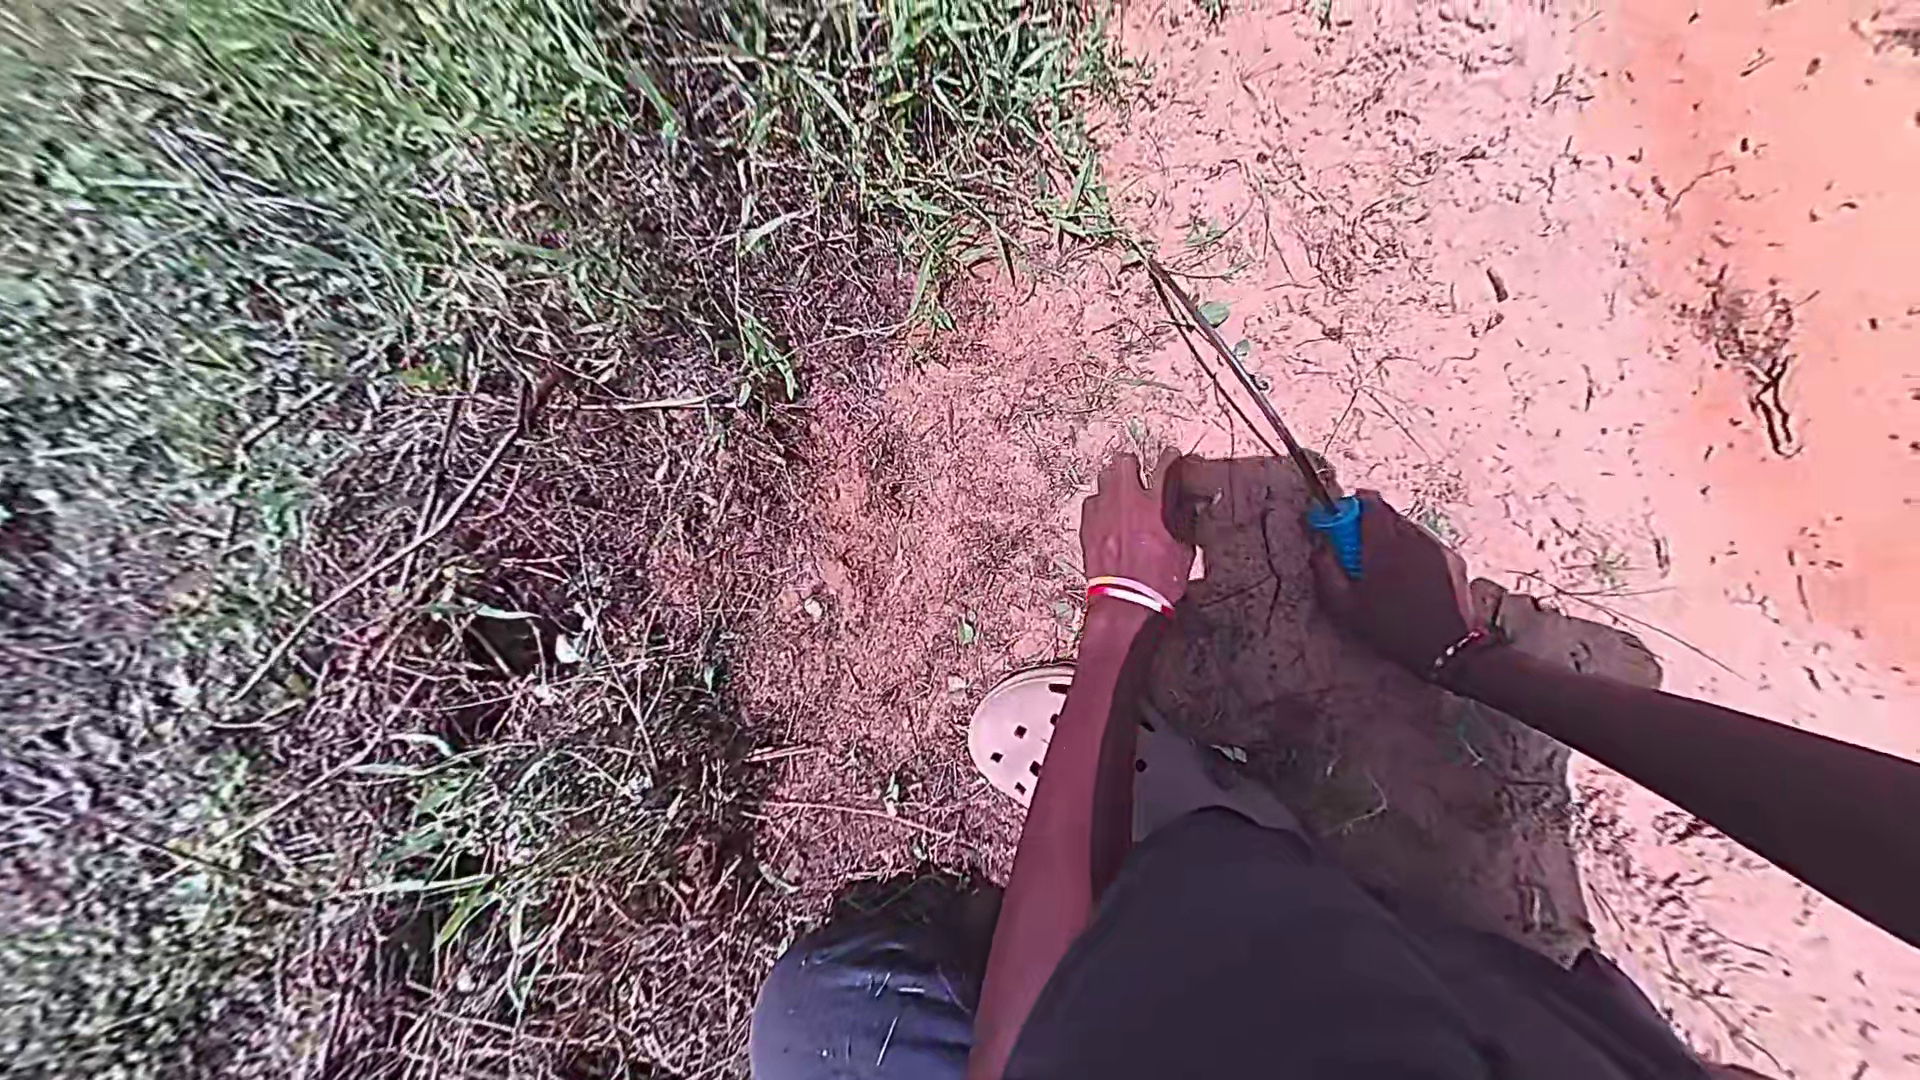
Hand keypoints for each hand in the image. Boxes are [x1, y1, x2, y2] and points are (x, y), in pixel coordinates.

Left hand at [1080, 451, 1195, 606]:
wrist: (1123, 602)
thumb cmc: (1156, 582)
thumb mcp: (1184, 552)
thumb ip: (1184, 523)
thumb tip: (1189, 508)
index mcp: (1153, 506)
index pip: (1162, 468)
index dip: (1168, 458)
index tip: (1170, 455)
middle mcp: (1124, 503)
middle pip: (1123, 463)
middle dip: (1132, 464)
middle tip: (1137, 471)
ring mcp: (1101, 513)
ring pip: (1103, 480)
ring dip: (1113, 482)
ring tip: (1121, 491)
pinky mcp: (1086, 526)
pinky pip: (1091, 502)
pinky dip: (1100, 503)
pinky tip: (1106, 512)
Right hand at [1309, 490, 1480, 674]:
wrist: (1449, 648)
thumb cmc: (1390, 627)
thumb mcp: (1344, 605)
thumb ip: (1326, 569)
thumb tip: (1319, 546)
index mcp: (1383, 546)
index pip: (1369, 504)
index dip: (1351, 504)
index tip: (1339, 518)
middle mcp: (1412, 539)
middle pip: (1387, 513)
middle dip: (1367, 522)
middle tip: (1355, 546)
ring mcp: (1436, 548)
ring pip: (1406, 527)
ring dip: (1389, 536)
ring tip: (1381, 564)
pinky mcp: (1453, 560)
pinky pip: (1423, 543)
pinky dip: (1409, 549)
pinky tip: (1405, 575)